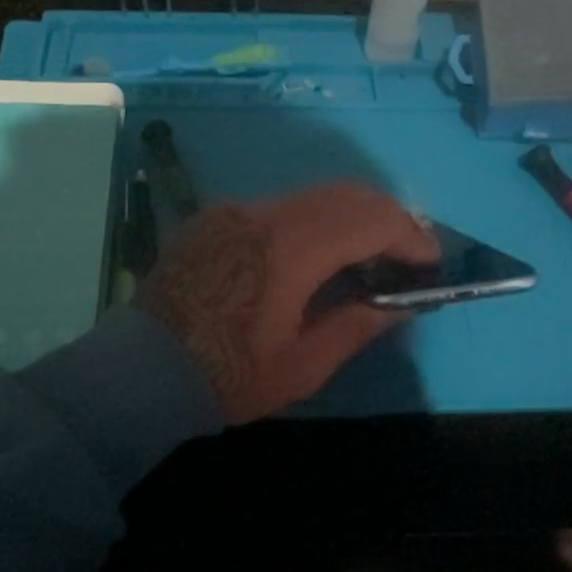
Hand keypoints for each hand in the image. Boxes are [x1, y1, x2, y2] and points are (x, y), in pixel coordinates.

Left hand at [138, 182, 438, 423]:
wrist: (141, 372)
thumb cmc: (227, 376)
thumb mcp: (302, 366)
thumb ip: (355, 326)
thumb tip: (399, 304)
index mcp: (290, 249)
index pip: (370, 220)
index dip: (409, 236)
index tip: (430, 262)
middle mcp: (263, 214)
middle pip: (345, 195)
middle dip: (387, 218)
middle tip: (408, 255)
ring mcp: (235, 211)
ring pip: (311, 196)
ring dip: (350, 217)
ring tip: (369, 255)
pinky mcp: (215, 219)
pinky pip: (279, 207)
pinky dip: (314, 221)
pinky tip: (317, 256)